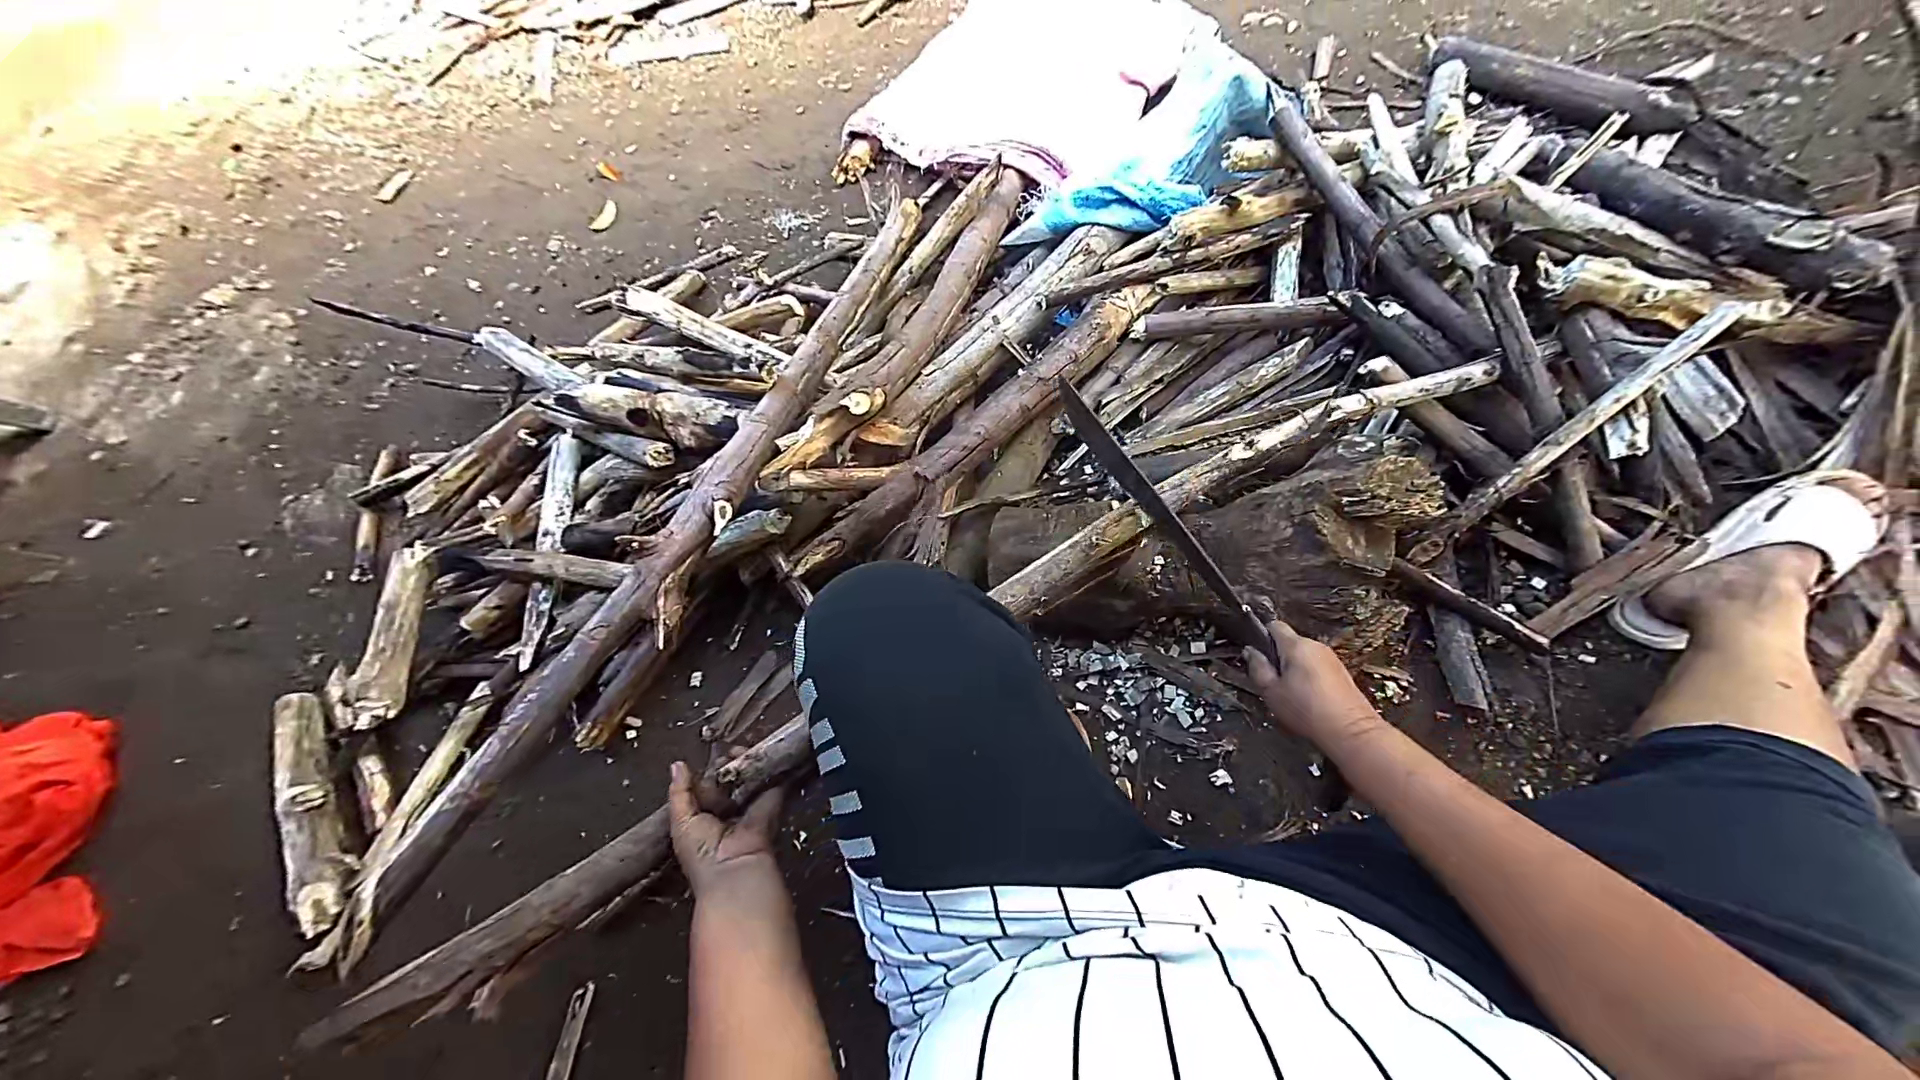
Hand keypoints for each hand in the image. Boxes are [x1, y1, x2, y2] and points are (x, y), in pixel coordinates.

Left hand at [667, 760, 785, 896]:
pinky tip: (760, 753)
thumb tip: (678, 764)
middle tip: (728, 753)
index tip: (711, 756)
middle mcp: (728, 810)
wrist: (734, 869)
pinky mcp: (772, 803)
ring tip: (742, 749)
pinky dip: (767, 767)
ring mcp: (750, 806)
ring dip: (746, 762)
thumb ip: (679, 792)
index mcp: (703, 816)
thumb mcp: (680, 821)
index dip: (707, 770)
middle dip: (727, 763)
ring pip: (749, 777)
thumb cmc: (700, 853)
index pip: (706, 786)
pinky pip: (771, 781)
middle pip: (728, 779)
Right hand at [1244, 619, 1383, 747]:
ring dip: (1294, 668)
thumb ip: (1257, 667)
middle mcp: (1315, 646)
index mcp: (1296, 646)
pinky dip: (1309, 678)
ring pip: (1303, 656)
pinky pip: (1317, 667)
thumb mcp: (1270, 690)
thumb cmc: (1307, 711)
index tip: (1259, 656)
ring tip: (1291, 694)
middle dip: (1278, 658)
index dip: (1262, 637)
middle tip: (1273, 682)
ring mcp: (1331, 658)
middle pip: (1289, 642)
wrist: (1350, 731)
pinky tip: (1308, 699)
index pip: (1274, 626)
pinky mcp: (1341, 672)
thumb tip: (1250, 651)